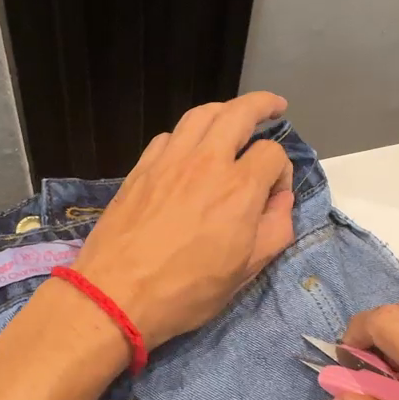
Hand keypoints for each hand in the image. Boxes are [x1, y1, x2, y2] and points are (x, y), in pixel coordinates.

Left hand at [72, 92, 295, 348]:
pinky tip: (191, 148)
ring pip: (201, 113)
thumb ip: (275, 229)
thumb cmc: (187, 291)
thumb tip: (280, 200)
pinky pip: (170, 135)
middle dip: (263, 105)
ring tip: (233, 116)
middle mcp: (207, 162)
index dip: (283, 170)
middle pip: (239, 112)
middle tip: (275, 106)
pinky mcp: (142, 168)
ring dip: (224, 109)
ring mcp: (170, 160)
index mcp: (239, 189)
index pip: (272, 154)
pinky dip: (188, 133)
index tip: (276, 194)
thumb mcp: (246, 271)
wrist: (115, 295)